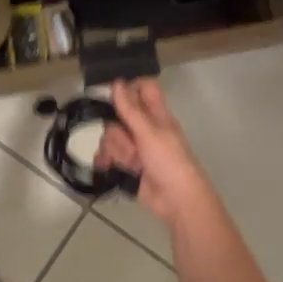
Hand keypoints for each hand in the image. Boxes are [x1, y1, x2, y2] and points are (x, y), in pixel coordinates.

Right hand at [95, 79, 220, 228]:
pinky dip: (106, 160)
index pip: (143, 90)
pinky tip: (105, 166)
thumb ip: (131, 109)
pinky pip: (109, 155)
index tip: (112, 96)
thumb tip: (117, 82)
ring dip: (116, 150)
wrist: (176, 199)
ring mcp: (136, 148)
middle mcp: (145, 129)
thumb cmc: (169, 160)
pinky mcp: (128, 166)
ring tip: (130, 164)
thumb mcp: (149, 132)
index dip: (129, 88)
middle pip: (119, 117)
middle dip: (118, 132)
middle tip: (131, 144)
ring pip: (112, 137)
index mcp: (156, 115)